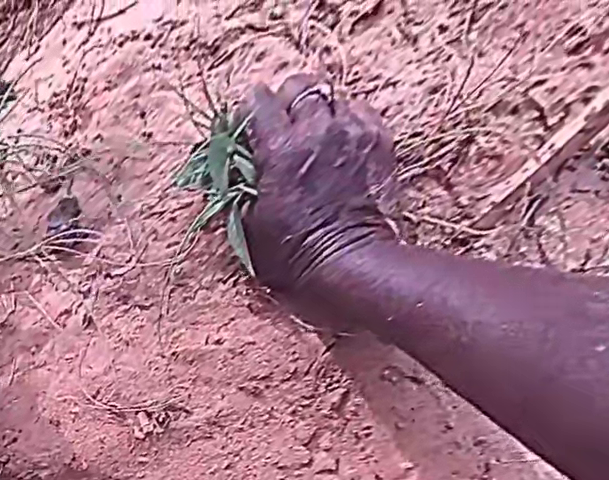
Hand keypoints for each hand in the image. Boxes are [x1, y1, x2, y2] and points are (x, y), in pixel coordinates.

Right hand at [242, 75, 396, 297]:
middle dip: (285, 101)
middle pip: (299, 86)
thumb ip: (238, 190)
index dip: (248, 111)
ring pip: (330, 97)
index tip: (244, 127)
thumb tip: (230, 170)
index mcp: (280, 151)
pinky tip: (336, 146)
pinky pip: (358, 112)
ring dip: (316, 112)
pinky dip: (344, 122)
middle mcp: (318, 131)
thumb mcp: (249, 227)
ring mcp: (352, 131)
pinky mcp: (379, 139)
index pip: (258, 103)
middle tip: (279, 125)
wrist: (347, 263)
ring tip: (310, 137)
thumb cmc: (291, 254)